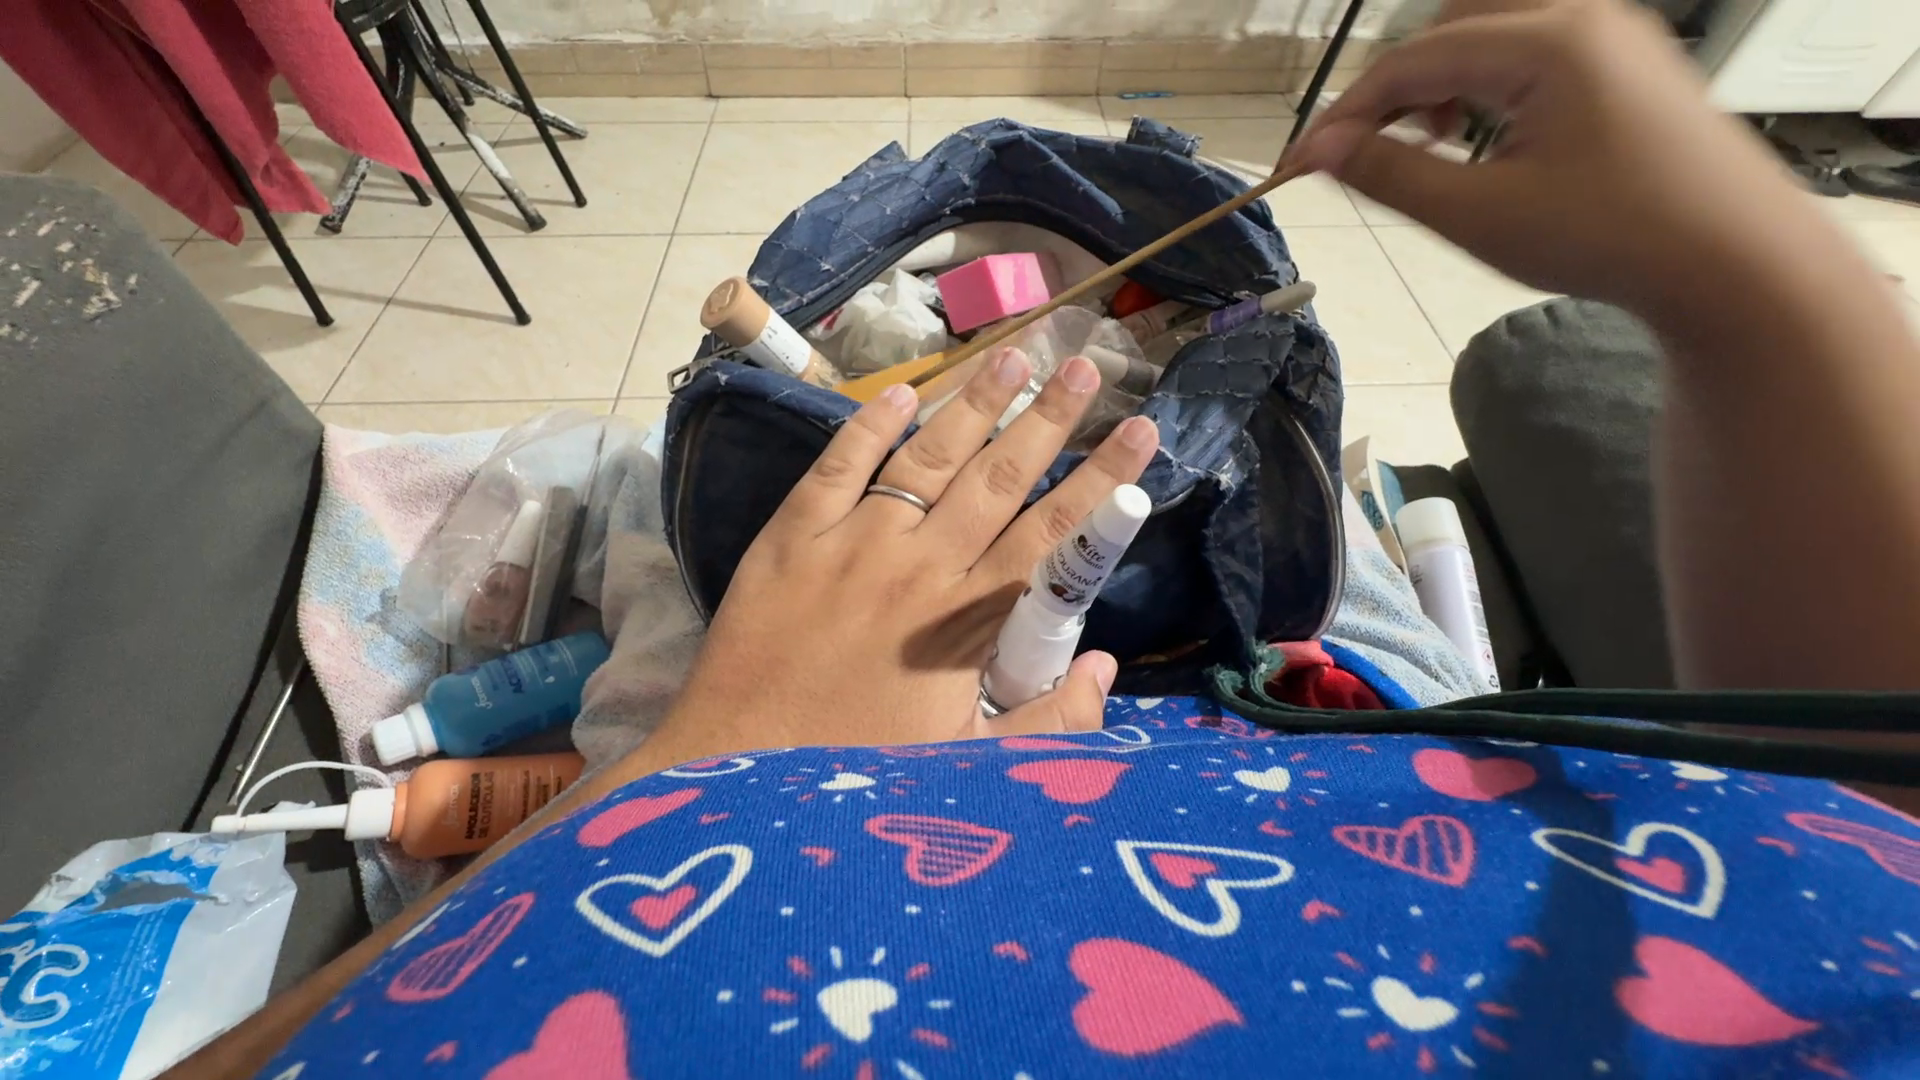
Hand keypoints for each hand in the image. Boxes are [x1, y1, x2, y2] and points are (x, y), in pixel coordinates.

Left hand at [650, 349, 1160, 758]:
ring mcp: (851, 542)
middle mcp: (917, 565)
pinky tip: (903, 392)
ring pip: (926, 459)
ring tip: (1015, 358)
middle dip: (1048, 420)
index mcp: (965, 618)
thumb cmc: (860, 768)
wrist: (740, 766)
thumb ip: (1049, 722)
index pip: (1050, 534)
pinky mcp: (791, 536)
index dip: (1100, 480)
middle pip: (997, 479)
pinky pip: (836, 467)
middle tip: (1085, 366)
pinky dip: (868, 427)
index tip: (1141, 431)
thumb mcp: (969, 765)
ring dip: (973, 406)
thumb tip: (1106, 665)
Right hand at [1282, 0, 1807, 316]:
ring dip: (1436, 83)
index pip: (1411, 61)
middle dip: (1390, 90)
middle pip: (1448, 26)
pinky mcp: (1620, 64)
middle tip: (1361, 154)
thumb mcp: (1476, 213)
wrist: (1729, 259)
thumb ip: (1389, 174)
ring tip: (1424, 144)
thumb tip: (1318, 151)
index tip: (1295, 167)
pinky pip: (1526, 52)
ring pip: (1488, 33)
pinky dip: (1480, 86)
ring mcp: (1608, 36)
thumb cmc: (1601, 237)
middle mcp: (1581, 17)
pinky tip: (1476, 135)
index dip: (1342, 114)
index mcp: (1548, 42)